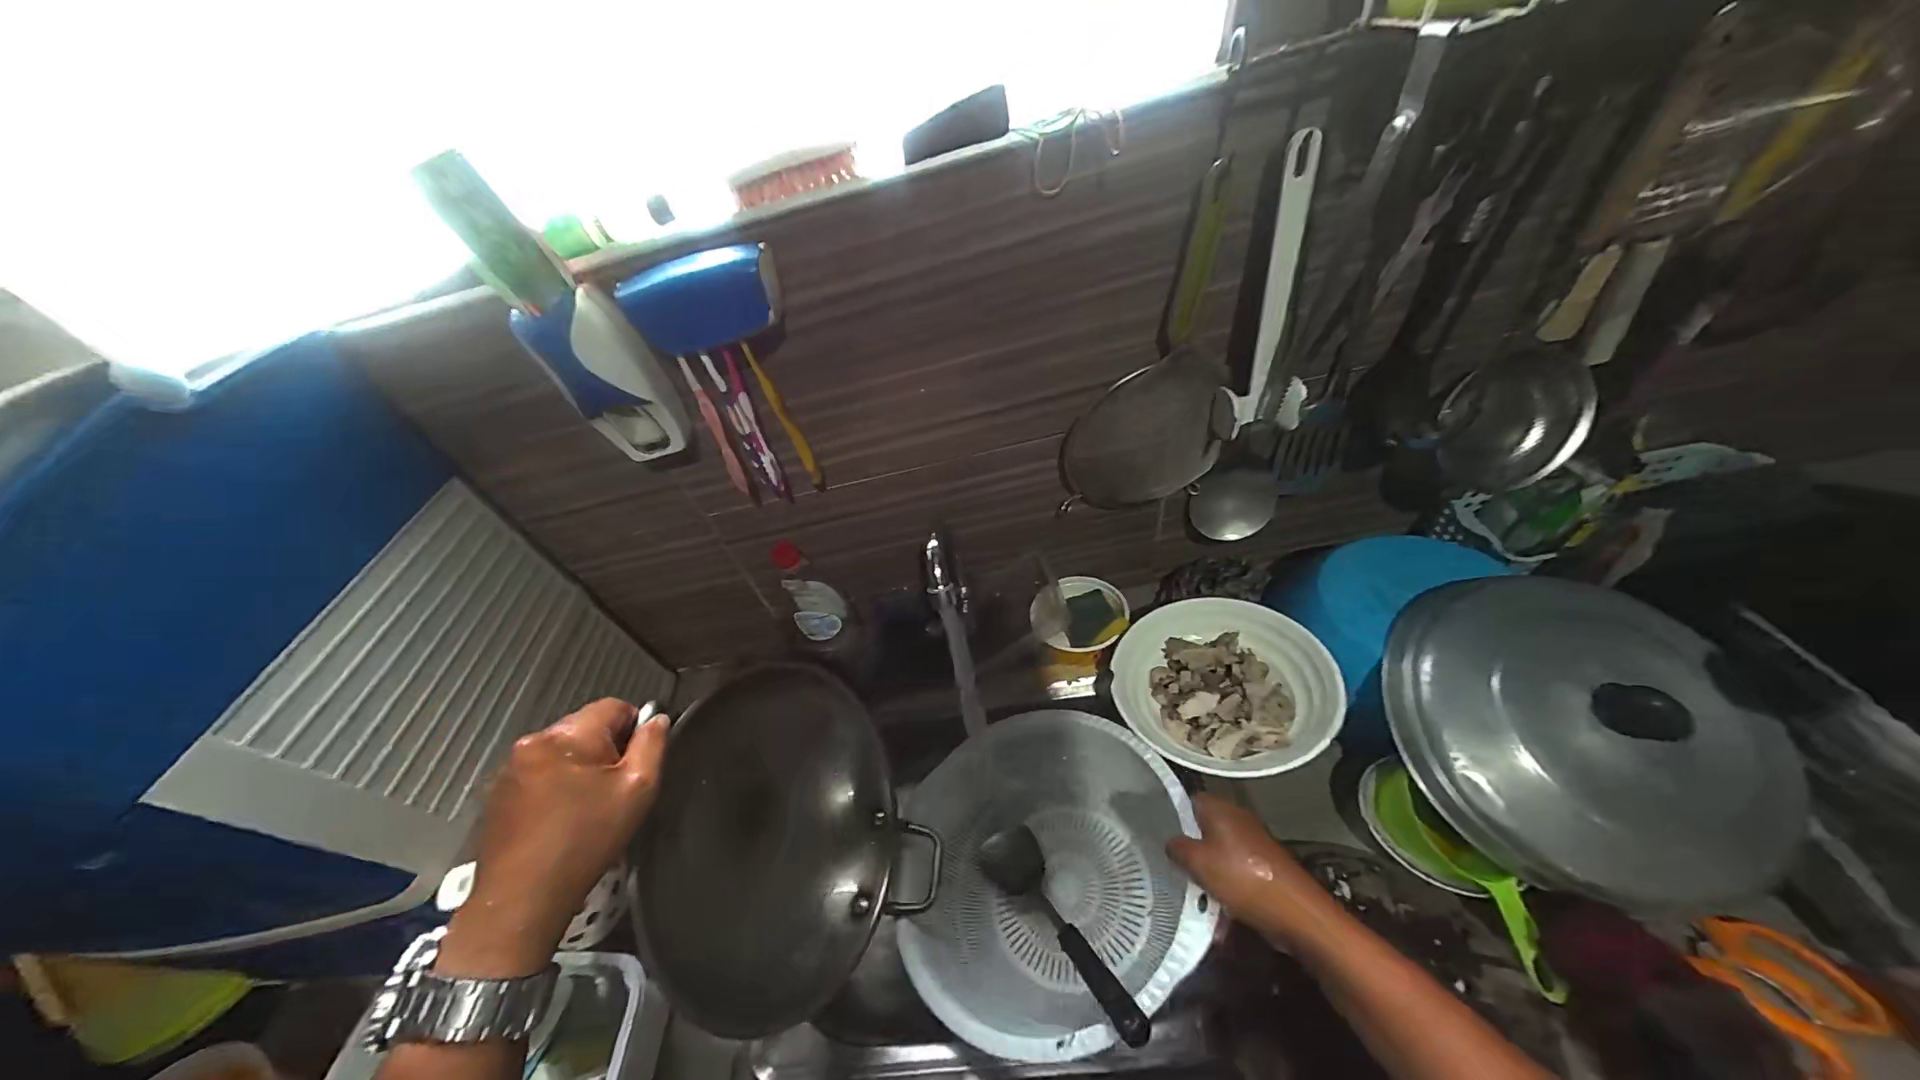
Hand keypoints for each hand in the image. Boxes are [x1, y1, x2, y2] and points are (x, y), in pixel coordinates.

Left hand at [437, 698, 667, 976]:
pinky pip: (540, 771)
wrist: (521, 899)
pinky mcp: (498, 792)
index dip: (635, 728)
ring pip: (563, 750)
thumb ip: (653, 744)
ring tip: (587, 806)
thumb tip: (657, 719)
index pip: (614, 706)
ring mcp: (509, 767)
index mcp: (566, 735)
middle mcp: (532, 741)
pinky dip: (556, 785)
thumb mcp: (638, 789)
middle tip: (615, 789)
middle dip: (606, 749)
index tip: (637, 763)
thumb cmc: (586, 841)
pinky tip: (562, 817)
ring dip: (580, 766)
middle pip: (586, 726)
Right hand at [1167, 793, 1334, 949]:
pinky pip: (1236, 873)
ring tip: (1195, 896)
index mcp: (1220, 809)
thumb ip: (1177, 848)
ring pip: (1220, 854)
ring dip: (1208, 874)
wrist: (1297, 913)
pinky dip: (1227, 889)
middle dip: (1190, 849)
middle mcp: (1238, 819)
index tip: (1160, 835)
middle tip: (1175, 867)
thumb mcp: (1197, 862)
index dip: (1173, 815)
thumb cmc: (1241, 878)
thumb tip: (1171, 842)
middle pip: (1204, 829)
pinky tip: (1220, 914)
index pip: (1189, 800)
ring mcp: (1254, 843)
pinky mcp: (1266, 867)